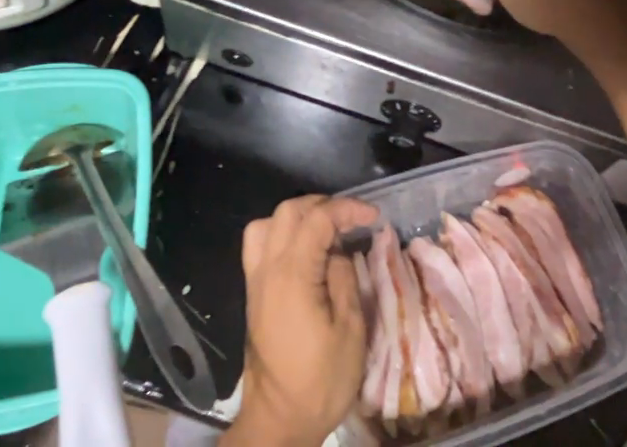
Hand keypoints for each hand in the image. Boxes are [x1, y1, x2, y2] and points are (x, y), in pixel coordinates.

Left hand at [224, 195, 379, 446]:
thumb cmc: (321, 380)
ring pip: (266, 225)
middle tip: (352, 219)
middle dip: (322, 205)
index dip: (347, 209)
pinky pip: (259, 246)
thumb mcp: (350, 329)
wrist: (279, 422)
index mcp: (292, 275)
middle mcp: (267, 270)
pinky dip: (282, 234)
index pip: (317, 219)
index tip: (373, 217)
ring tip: (326, 229)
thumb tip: (339, 252)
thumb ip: (344, 278)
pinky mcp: (253, 296)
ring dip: (297, 217)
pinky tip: (307, 252)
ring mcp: (255, 282)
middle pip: (287, 212)